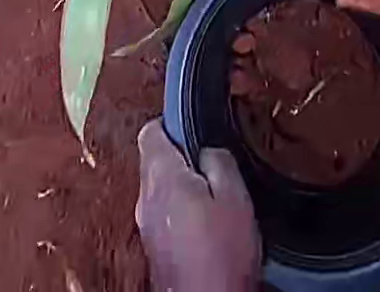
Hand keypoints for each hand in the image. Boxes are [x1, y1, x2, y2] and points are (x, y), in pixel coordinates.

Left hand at [135, 119, 260, 291]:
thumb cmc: (221, 255)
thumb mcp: (234, 195)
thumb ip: (218, 160)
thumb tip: (207, 150)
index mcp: (161, 177)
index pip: (151, 131)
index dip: (171, 123)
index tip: (193, 128)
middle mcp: (145, 198)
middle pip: (154, 158)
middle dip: (181, 156)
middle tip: (211, 166)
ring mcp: (146, 224)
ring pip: (160, 186)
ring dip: (182, 184)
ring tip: (213, 196)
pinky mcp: (154, 246)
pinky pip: (163, 210)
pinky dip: (181, 208)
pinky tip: (205, 222)